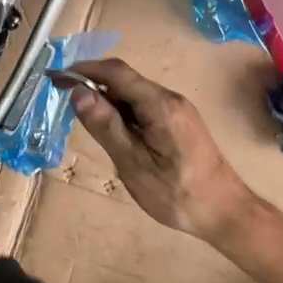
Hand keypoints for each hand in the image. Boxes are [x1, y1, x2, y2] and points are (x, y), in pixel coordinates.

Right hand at [67, 58, 257, 242]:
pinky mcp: (179, 121)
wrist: (225, 212)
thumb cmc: (177, 194)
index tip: (56, 78)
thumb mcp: (134, 164)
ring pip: (134, 93)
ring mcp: (177, 109)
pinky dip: (123, 110)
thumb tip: (79, 93)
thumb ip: (107, 127)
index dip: (83, 70)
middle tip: (64, 100)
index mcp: (160, 105)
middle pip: (125, 79)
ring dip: (107, 99)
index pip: (116, 72)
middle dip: (92, 84)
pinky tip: (114, 132)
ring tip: (87, 121)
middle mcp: (170, 98)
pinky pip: (144, 105)